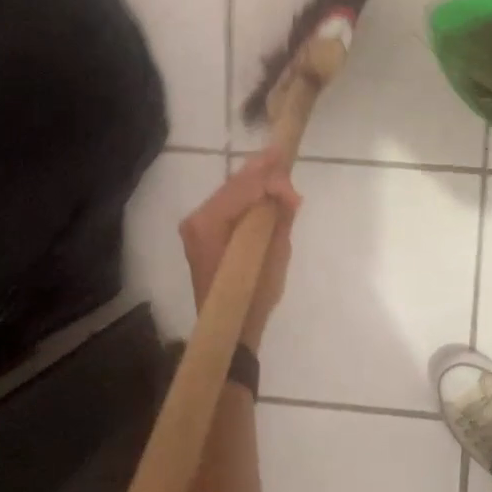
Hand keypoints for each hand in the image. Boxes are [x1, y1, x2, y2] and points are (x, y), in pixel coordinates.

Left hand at [180, 148, 302, 349]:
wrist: (229, 330)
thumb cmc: (252, 296)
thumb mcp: (274, 254)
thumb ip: (278, 217)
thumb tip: (288, 195)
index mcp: (209, 222)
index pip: (244, 185)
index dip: (272, 179)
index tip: (295, 188)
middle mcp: (197, 218)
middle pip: (235, 184)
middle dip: (264, 174)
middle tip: (286, 162)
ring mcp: (197, 226)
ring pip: (232, 192)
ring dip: (257, 185)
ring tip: (281, 179)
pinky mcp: (203, 234)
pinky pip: (229, 206)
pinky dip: (249, 199)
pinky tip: (267, 196)